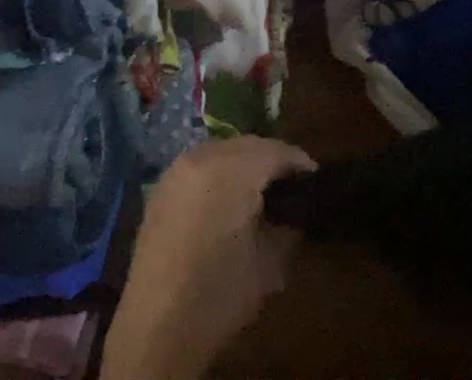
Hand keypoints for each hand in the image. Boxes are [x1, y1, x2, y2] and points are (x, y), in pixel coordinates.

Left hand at [102, 137, 315, 379]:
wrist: (157, 327)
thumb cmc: (220, 294)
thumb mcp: (269, 262)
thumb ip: (287, 226)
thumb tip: (291, 212)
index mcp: (230, 170)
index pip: (275, 151)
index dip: (300, 163)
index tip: (315, 180)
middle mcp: (200, 158)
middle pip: (247, 145)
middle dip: (272, 159)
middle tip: (291, 186)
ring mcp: (175, 171)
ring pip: (221, 151)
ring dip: (244, 163)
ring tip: (261, 192)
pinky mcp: (160, 189)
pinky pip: (199, 166)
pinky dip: (218, 173)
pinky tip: (227, 200)